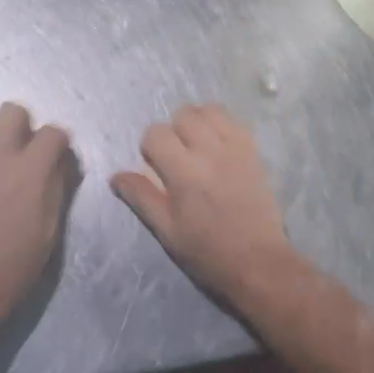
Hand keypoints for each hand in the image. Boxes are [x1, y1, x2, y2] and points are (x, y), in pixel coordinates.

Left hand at [0, 103, 73, 313]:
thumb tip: (62, 161)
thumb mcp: (51, 226)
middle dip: (22, 125)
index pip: (53, 132)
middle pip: (12, 110)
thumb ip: (58, 185)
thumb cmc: (18, 260)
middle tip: (22, 150)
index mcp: (30, 168)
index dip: (59, 143)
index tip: (57, 156)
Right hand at [111, 104, 301, 304]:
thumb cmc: (208, 252)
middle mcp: (209, 150)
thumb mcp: (167, 231)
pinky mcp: (252, 150)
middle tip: (176, 158)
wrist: (258, 263)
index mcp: (184, 171)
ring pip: (208, 110)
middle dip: (173, 131)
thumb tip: (115, 176)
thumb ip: (141, 197)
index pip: (155, 133)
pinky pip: (232, 120)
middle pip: (182, 114)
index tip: (156, 168)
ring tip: (196, 147)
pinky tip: (217, 147)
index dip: (149, 148)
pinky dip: (220, 125)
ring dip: (197, 122)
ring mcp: (234, 147)